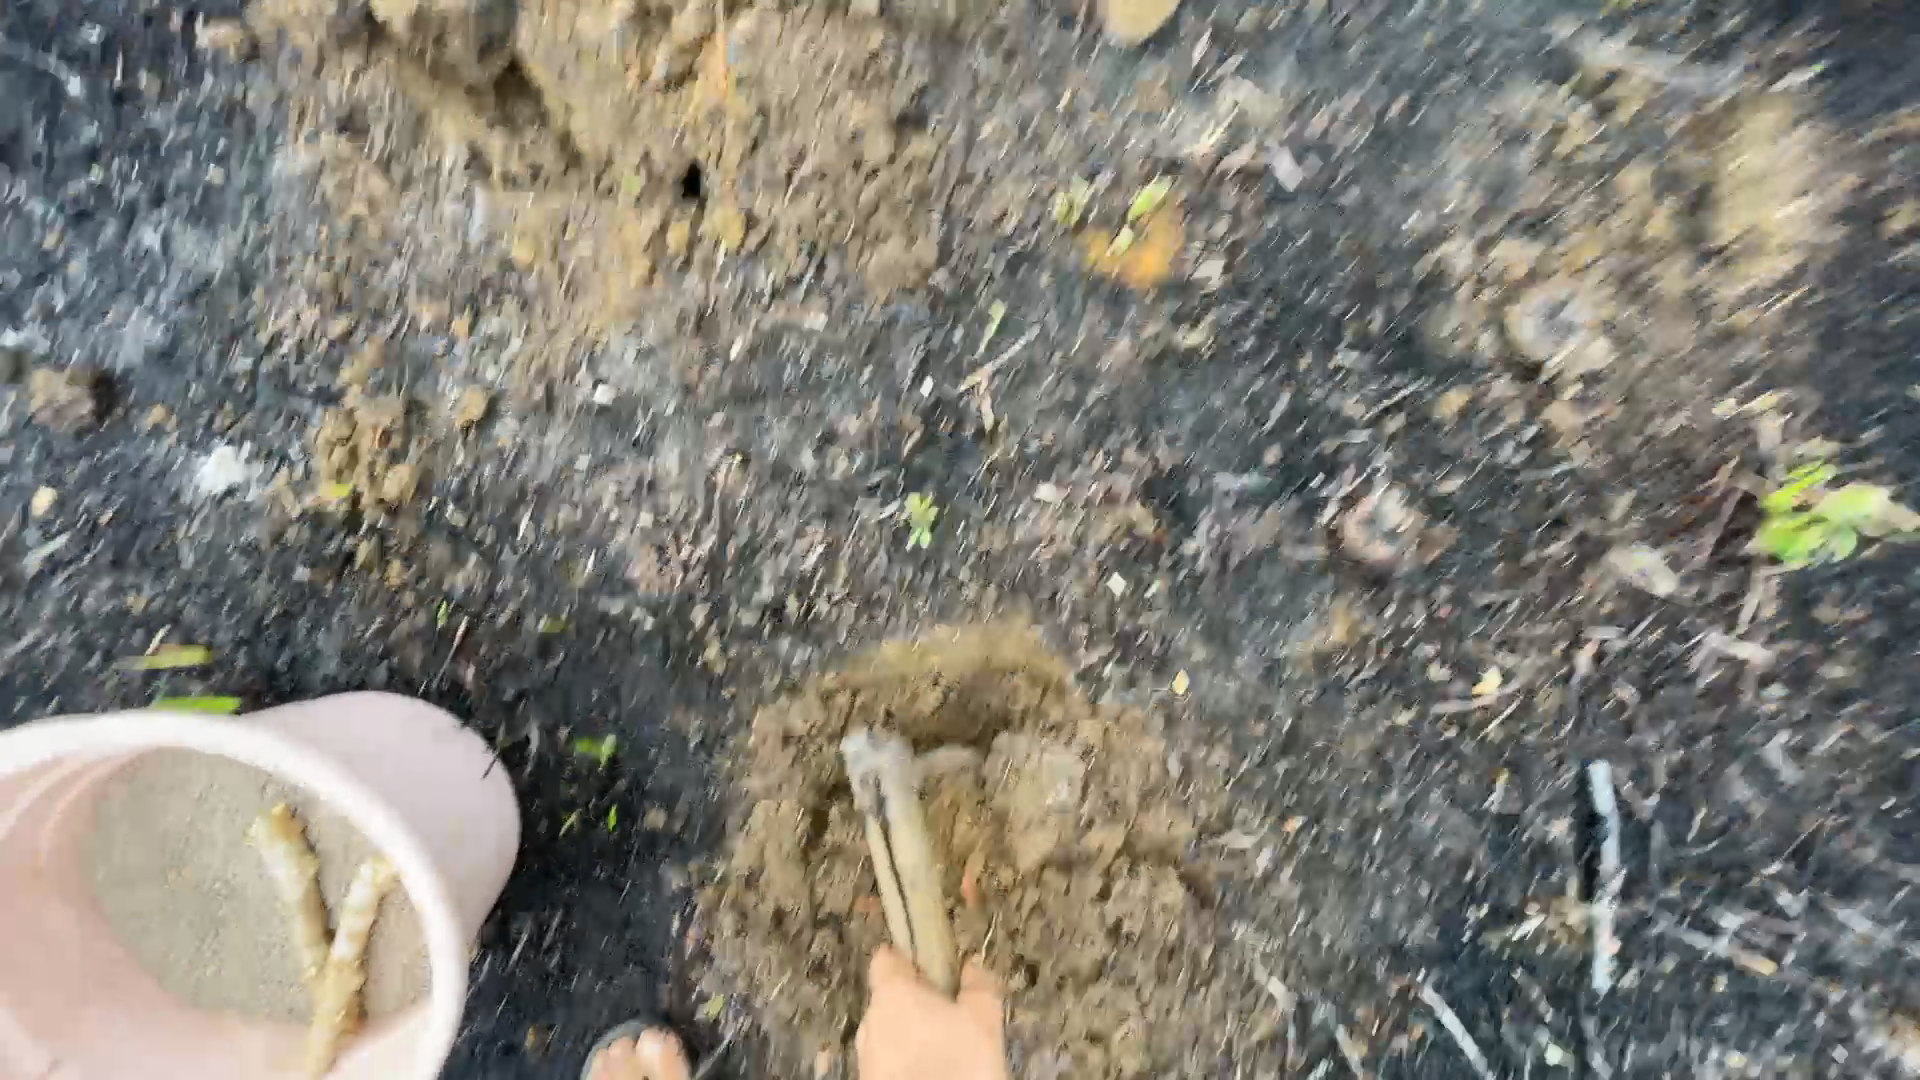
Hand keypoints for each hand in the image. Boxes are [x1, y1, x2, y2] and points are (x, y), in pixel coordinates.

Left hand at [855, 947, 1007, 1079]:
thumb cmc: (959, 1065)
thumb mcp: (984, 1020)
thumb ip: (977, 985)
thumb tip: (969, 966)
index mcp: (892, 993)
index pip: (885, 959)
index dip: (908, 958)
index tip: (933, 967)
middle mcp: (870, 1021)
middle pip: (889, 998)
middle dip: (915, 1002)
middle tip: (949, 1015)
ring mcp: (865, 1060)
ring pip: (888, 1033)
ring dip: (910, 1036)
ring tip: (945, 1051)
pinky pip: (887, 1064)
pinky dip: (906, 1064)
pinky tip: (933, 1074)